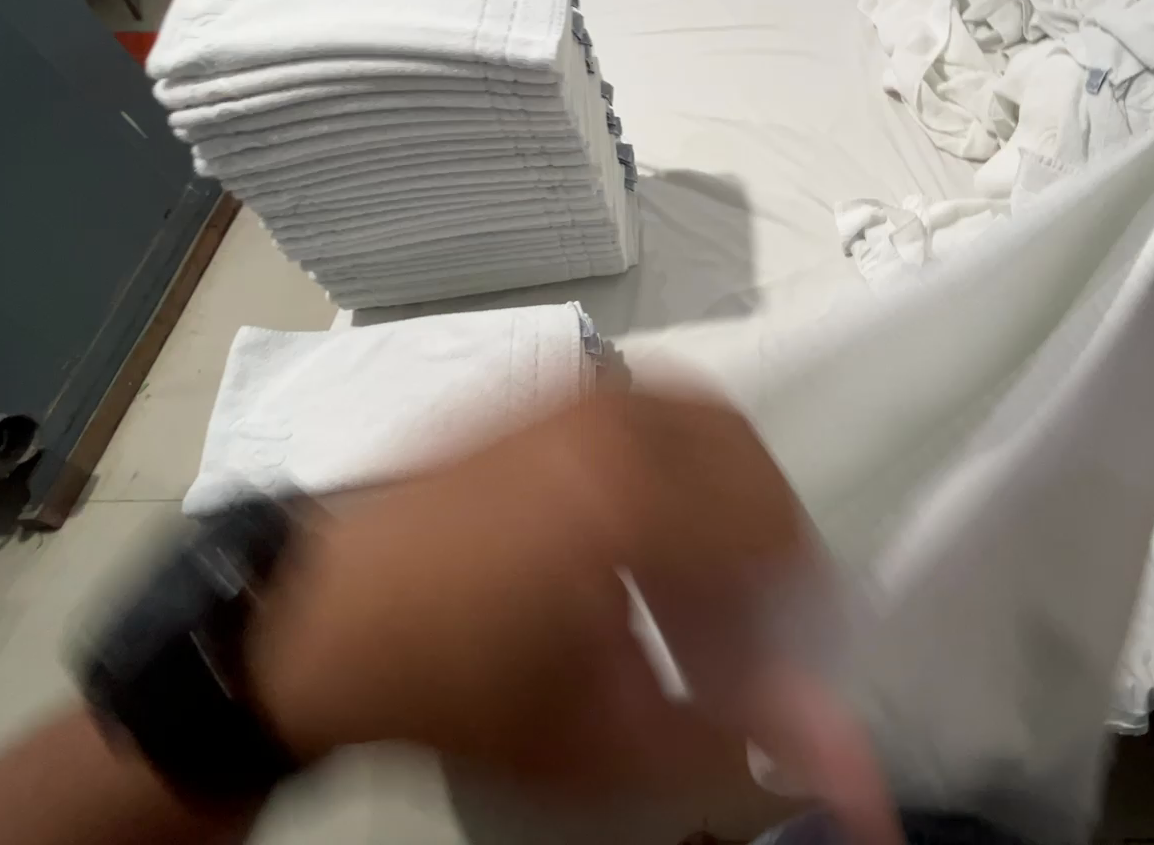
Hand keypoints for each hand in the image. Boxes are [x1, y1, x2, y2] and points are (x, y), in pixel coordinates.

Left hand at [244, 390, 898, 844]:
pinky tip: (652, 523)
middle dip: (769, 544)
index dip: (795, 601)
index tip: (788, 653)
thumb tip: (841, 760)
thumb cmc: (449, 686)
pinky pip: (657, 410)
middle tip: (752, 611)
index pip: (770, 531)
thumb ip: (725, 739)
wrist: (312, 620)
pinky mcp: (550, 393)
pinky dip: (684, 460)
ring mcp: (578, 396)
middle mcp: (615, 423)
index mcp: (630, 500)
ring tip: (702, 570)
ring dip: (729, 497)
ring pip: (711, 426)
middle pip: (751, 465)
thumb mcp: (590, 740)